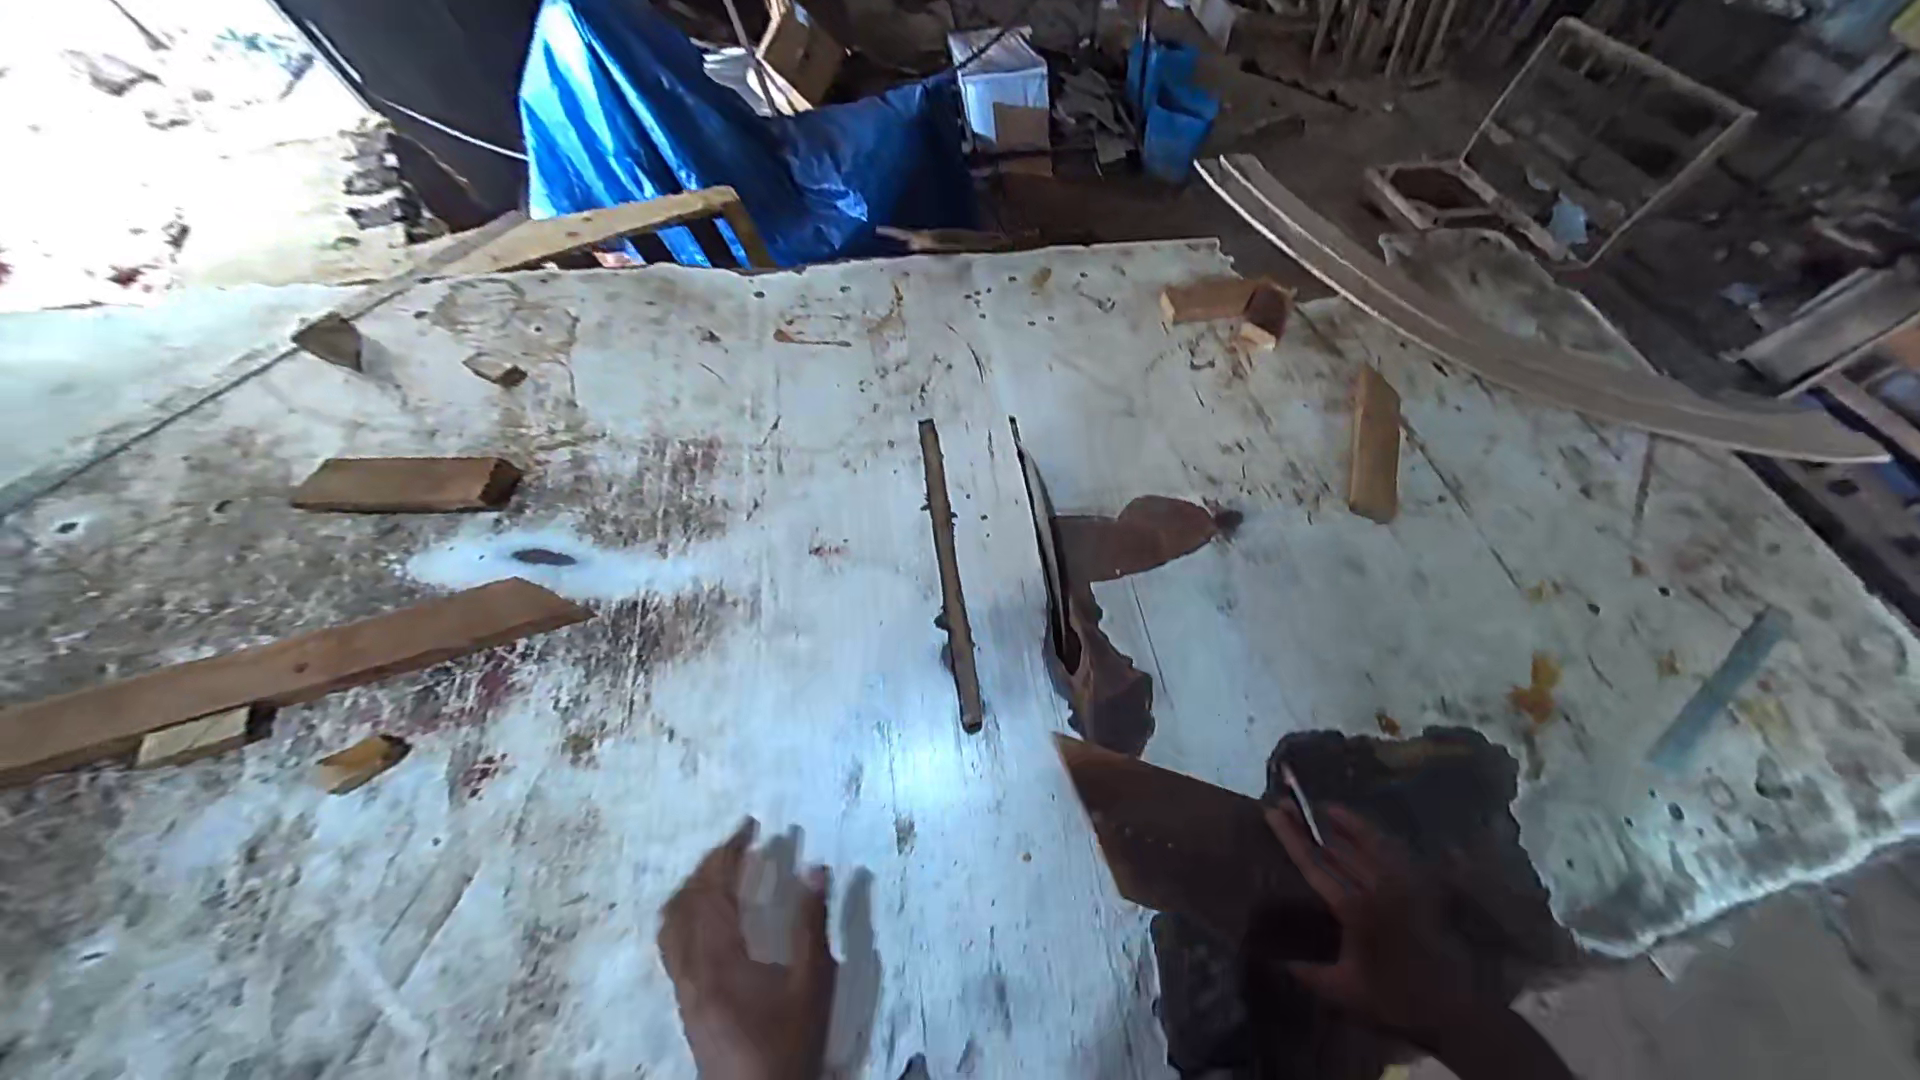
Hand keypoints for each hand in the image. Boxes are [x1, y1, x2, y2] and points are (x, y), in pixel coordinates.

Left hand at [658, 819, 836, 1079]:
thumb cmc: (790, 1043)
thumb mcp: (813, 982)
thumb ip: (812, 922)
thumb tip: (816, 867)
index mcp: (720, 962)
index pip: (715, 892)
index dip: (729, 853)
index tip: (749, 825)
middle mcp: (691, 971)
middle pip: (686, 902)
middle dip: (710, 864)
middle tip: (740, 841)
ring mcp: (682, 989)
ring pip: (671, 923)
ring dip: (694, 886)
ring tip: (722, 868)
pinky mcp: (685, 1002)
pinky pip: (672, 942)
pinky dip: (687, 911)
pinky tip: (710, 913)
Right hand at [1265, 802, 1480, 1046]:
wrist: (1455, 1012)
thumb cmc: (1395, 999)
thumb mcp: (1344, 991)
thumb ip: (1307, 972)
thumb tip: (1274, 960)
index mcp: (1353, 907)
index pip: (1312, 862)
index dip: (1290, 836)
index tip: (1271, 811)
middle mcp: (1374, 888)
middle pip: (1334, 846)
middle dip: (1307, 823)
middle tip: (1285, 802)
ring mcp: (1398, 885)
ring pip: (1365, 843)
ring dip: (1342, 823)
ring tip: (1323, 807)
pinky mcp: (1415, 889)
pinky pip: (1390, 853)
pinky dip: (1373, 835)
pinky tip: (1359, 828)